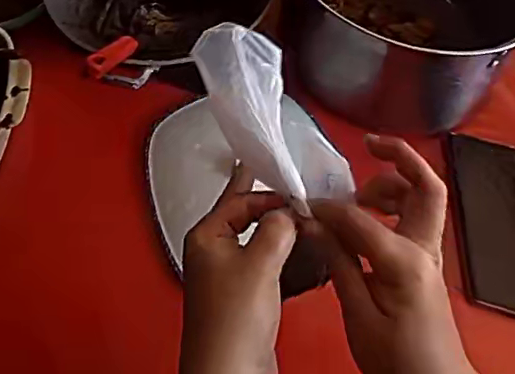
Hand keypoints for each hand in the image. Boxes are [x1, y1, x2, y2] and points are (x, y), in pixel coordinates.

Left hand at [179, 165, 297, 373]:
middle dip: (277, 209)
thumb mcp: (260, 263)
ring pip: (262, 242)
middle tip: (301, 198)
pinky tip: (308, 259)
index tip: (292, 185)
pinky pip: (269, 267)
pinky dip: (288, 261)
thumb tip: (288, 211)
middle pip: (250, 217)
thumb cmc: (228, 329)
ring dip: (286, 235)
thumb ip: (277, 226)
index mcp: (206, 236)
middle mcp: (214, 253)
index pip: (239, 196)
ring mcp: (230, 277)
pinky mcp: (246, 299)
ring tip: (308, 224)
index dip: (268, 190)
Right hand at [307, 136, 473, 373]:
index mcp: (405, 260)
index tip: (305, 207)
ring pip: (423, 195)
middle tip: (369, 144)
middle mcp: (424, 247)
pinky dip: (394, 202)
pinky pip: (415, 216)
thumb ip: (339, 264)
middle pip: (426, 185)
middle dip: (401, 155)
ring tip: (360, 194)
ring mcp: (430, 253)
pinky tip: (368, 215)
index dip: (328, 209)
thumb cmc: (398, 361)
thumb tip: (314, 223)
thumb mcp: (360, 319)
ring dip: (393, 182)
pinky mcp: (426, 261)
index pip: (360, 217)